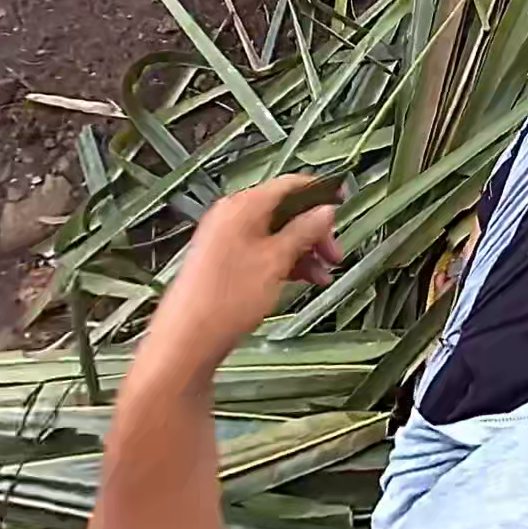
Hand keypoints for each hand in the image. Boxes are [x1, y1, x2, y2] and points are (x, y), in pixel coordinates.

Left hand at [145, 175, 342, 372]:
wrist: (185, 343)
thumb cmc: (225, 300)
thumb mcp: (277, 260)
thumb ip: (304, 230)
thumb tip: (325, 211)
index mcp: (243, 207)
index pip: (290, 185)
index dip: (320, 191)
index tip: (342, 199)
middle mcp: (232, 217)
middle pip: (286, 210)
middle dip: (314, 230)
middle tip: (334, 251)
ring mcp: (226, 239)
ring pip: (277, 233)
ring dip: (304, 249)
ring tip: (322, 273)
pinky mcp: (224, 261)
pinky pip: (264, 250)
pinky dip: (286, 261)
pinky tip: (302, 279)